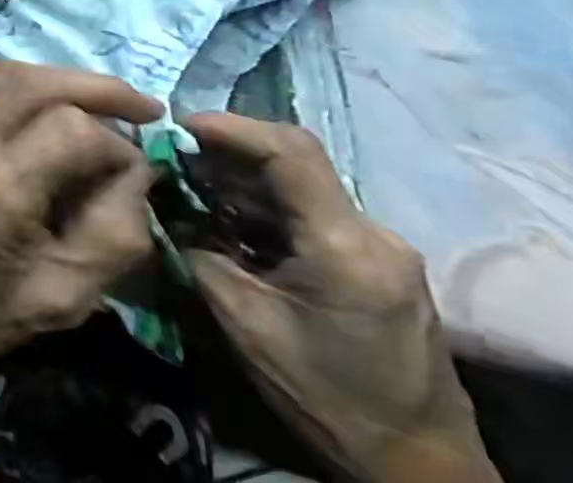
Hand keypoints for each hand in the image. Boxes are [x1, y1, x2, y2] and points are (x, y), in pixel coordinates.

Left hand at [0, 61, 164, 371]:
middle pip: (35, 84)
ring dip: (58, 77)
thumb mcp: (69, 294)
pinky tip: (41, 94)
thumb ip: (115, 230)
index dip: (117, 145)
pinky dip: (11, 75)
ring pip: (3, 71)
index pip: (71, 129)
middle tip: (143, 109)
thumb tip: (138, 165)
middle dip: (98, 89)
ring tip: (100, 101)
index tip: (133, 172)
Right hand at [181, 112, 499, 482]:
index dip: (230, 126)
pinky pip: (306, 212)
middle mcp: (372, 234)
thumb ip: (196, 249)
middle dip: (225, 150)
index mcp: (345, 246)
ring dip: (237, 179)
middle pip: (293, 163)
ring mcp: (378, 246)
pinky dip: (258, 205)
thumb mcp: (240, 319)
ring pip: (297, 186)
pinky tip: (221, 218)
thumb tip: (157, 201)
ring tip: (183, 183)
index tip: (176, 122)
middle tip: (168, 154)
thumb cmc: (322, 392)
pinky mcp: (372, 261)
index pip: (291, 152)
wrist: (415, 461)